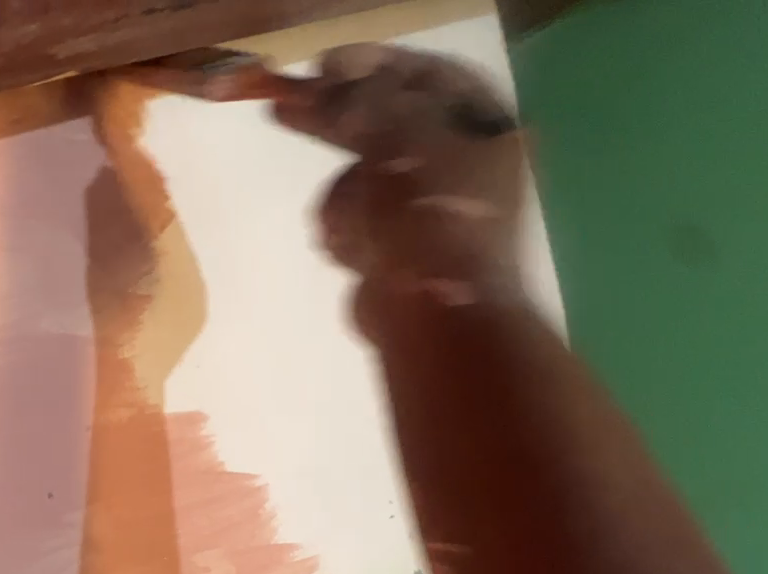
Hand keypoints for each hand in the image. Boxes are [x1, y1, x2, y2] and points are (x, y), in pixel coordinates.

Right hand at [274, 44, 528, 310]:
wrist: (427, 315)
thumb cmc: (429, 222)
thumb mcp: (400, 145)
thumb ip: (367, 104)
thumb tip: (333, 75)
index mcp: (482, 129)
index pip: (425, 78)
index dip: (374, 65)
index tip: (322, 64)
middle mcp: (458, 162)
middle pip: (386, 124)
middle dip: (337, 119)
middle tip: (285, 106)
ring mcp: (421, 207)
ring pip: (357, 179)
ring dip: (342, 198)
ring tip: (347, 226)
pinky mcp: (390, 245)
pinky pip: (350, 220)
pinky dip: (343, 231)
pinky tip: (349, 250)